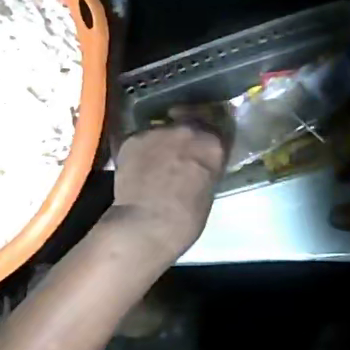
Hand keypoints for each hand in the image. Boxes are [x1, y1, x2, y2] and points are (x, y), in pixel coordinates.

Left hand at [106, 125, 226, 260]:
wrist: (146, 224)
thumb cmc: (185, 219)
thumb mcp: (208, 192)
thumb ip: (204, 170)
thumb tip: (196, 168)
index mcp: (213, 144)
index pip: (217, 132)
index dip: (209, 142)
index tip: (203, 151)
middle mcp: (187, 130)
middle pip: (188, 125)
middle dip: (185, 139)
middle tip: (179, 156)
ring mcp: (157, 131)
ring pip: (161, 132)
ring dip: (161, 143)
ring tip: (154, 165)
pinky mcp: (133, 138)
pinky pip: (140, 141)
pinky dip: (140, 152)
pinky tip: (137, 169)